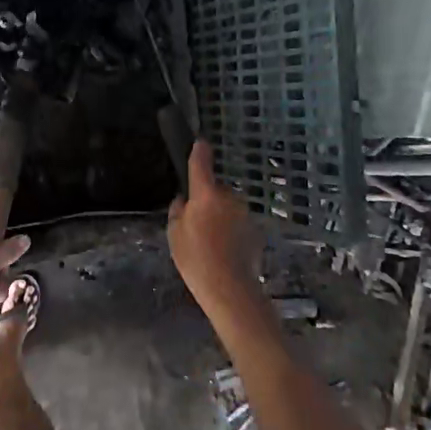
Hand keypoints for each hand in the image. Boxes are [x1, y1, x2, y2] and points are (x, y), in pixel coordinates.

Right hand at [166, 142, 264, 320]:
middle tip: (195, 225)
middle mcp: (229, 197)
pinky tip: (225, 252)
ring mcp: (245, 213)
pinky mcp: (255, 230)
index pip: (201, 164)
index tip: (200, 142)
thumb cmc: (196, 260)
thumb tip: (184, 201)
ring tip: (210, 244)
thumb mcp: (174, 234)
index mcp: (206, 194)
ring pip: (227, 207)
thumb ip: (178, 211)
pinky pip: (237, 224)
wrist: (230, 288)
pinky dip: (231, 231)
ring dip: (220, 217)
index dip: (199, 151)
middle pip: (214, 190)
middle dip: (206, 200)